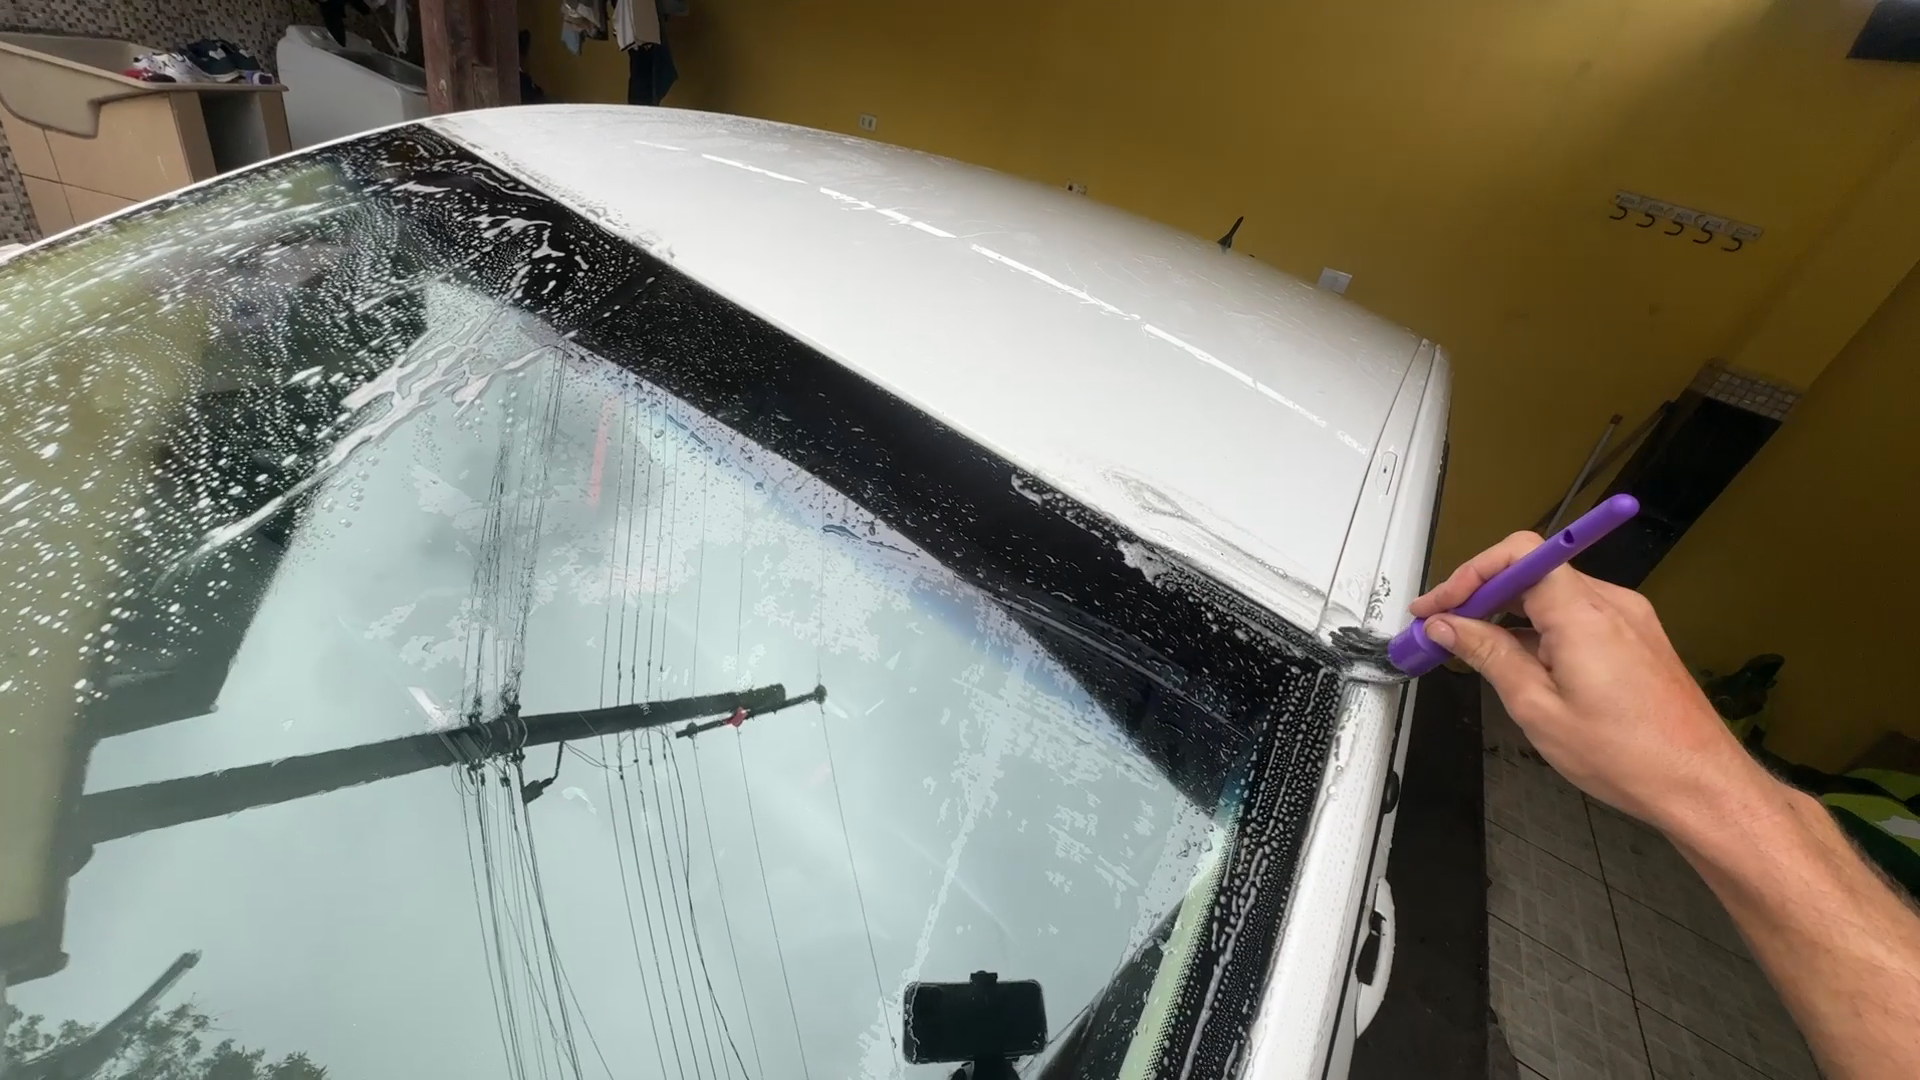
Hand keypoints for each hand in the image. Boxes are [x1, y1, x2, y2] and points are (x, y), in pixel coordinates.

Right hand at [1409, 532, 1764, 832]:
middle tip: (1436, 625)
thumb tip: (1445, 625)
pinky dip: (1528, 623)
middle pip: (1528, 569)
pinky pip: (1567, 611)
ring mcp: (1626, 619)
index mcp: (1585, 616)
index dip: (1469, 573)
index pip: (1519, 555)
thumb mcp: (1535, 706)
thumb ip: (1487, 654)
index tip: (1437, 606)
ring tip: (1463, 642)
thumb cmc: (1625, 756)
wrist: (1706, 789)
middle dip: (1475, 593)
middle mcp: (1610, 605)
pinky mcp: (1632, 636)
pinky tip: (1507, 654)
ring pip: (1545, 591)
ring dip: (1499, 609)